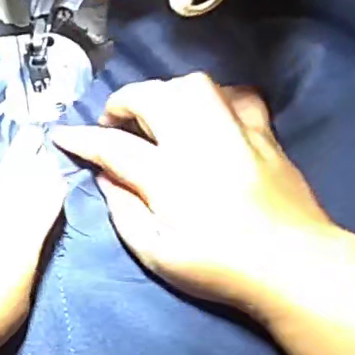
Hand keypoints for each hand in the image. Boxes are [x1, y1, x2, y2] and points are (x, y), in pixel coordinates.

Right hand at [50, 73, 354, 318]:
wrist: (291, 265)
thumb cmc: (218, 268)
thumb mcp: (156, 254)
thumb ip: (125, 212)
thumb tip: (107, 179)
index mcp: (167, 176)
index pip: (113, 146)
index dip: (82, 139)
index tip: (62, 136)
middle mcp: (200, 141)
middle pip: (154, 96)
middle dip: (124, 101)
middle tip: (113, 123)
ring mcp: (236, 132)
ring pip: (195, 85)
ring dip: (166, 93)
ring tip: (157, 116)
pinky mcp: (264, 134)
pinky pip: (237, 96)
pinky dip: (214, 99)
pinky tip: (207, 117)